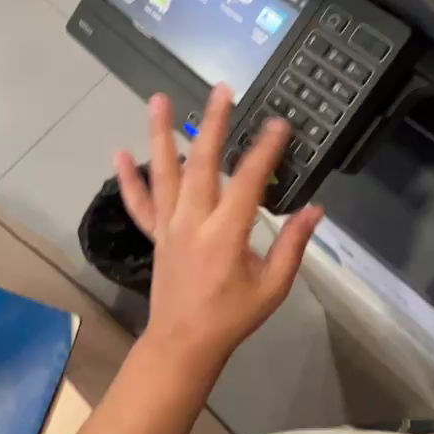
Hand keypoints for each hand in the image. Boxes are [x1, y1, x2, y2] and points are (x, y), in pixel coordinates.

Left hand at [112, 84, 323, 374]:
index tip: (278, 123)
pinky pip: (140, 203)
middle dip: (213, 123)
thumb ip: (293, 246)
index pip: (249, 181)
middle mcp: (193, 220)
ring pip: (163, 172)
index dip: (265, 150)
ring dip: (160, 133)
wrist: (183, 343)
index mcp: (226, 234)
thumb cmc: (231, 316)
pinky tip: (118, 153)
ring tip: (157, 99)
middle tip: (221, 90)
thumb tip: (315, 210)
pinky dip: (129, 179)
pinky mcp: (155, 233)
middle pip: (202, 162)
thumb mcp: (273, 287)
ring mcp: (169, 224)